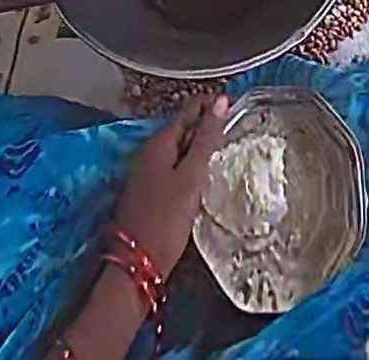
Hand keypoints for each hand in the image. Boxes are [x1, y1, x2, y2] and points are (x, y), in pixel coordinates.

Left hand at [112, 94, 229, 275]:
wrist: (135, 268)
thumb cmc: (165, 218)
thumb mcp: (191, 177)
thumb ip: (206, 139)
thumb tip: (221, 101)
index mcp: (158, 143)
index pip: (187, 110)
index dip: (209, 103)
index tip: (233, 102)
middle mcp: (149, 152)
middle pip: (181, 128)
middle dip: (205, 123)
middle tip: (234, 123)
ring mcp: (147, 172)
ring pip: (178, 148)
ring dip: (199, 144)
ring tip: (224, 145)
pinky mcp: (149, 191)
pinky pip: (174, 165)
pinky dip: (190, 163)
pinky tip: (204, 172)